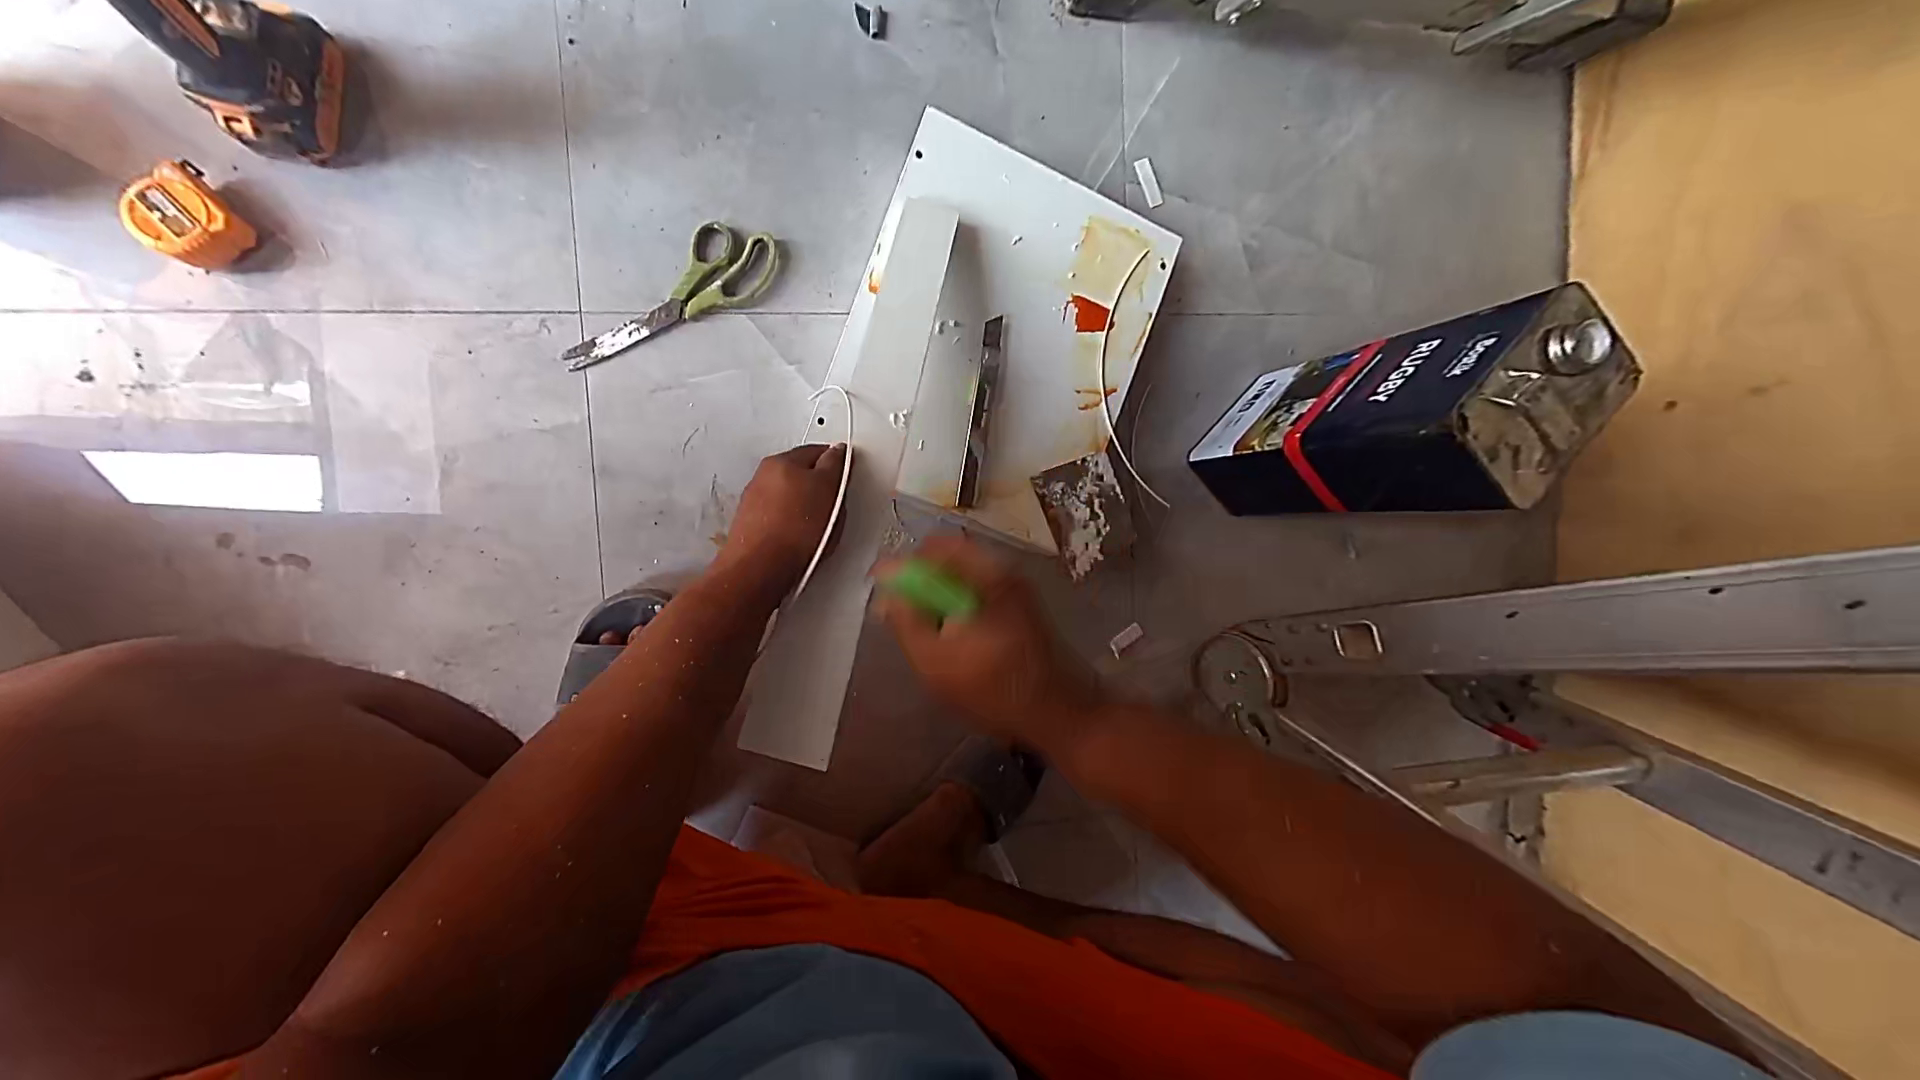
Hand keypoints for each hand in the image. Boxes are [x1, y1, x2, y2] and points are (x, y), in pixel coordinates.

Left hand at [716, 443, 846, 595]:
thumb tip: (837, 455)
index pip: (817, 451)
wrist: (761, 568)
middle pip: (801, 474)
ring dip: (806, 506)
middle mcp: (764, 477)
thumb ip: (835, 466)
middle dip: (820, 486)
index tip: (846, 472)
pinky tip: (803, 540)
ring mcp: (756, 502)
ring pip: (791, 497)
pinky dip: (793, 524)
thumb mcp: (829, 490)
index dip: (837, 461)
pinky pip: (782, 519)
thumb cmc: (793, 531)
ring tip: (820, 528)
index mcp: (782, 462)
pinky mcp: (754, 525)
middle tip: (836, 503)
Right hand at [877, 535, 1101, 755]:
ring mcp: (1019, 592)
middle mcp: (1006, 574)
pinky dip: (960, 612)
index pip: (936, 546)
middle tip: (906, 617)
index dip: (906, 564)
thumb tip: (887, 592)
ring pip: (965, 582)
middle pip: (951, 562)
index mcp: (988, 576)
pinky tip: (956, 645)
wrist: (1062, 716)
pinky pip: (980, 598)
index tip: (886, 589)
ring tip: (930, 635)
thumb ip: (907, 622)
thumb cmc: (995, 690)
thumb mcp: (936, 661)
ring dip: (941, 602)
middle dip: (923, 586)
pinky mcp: (1024, 612)